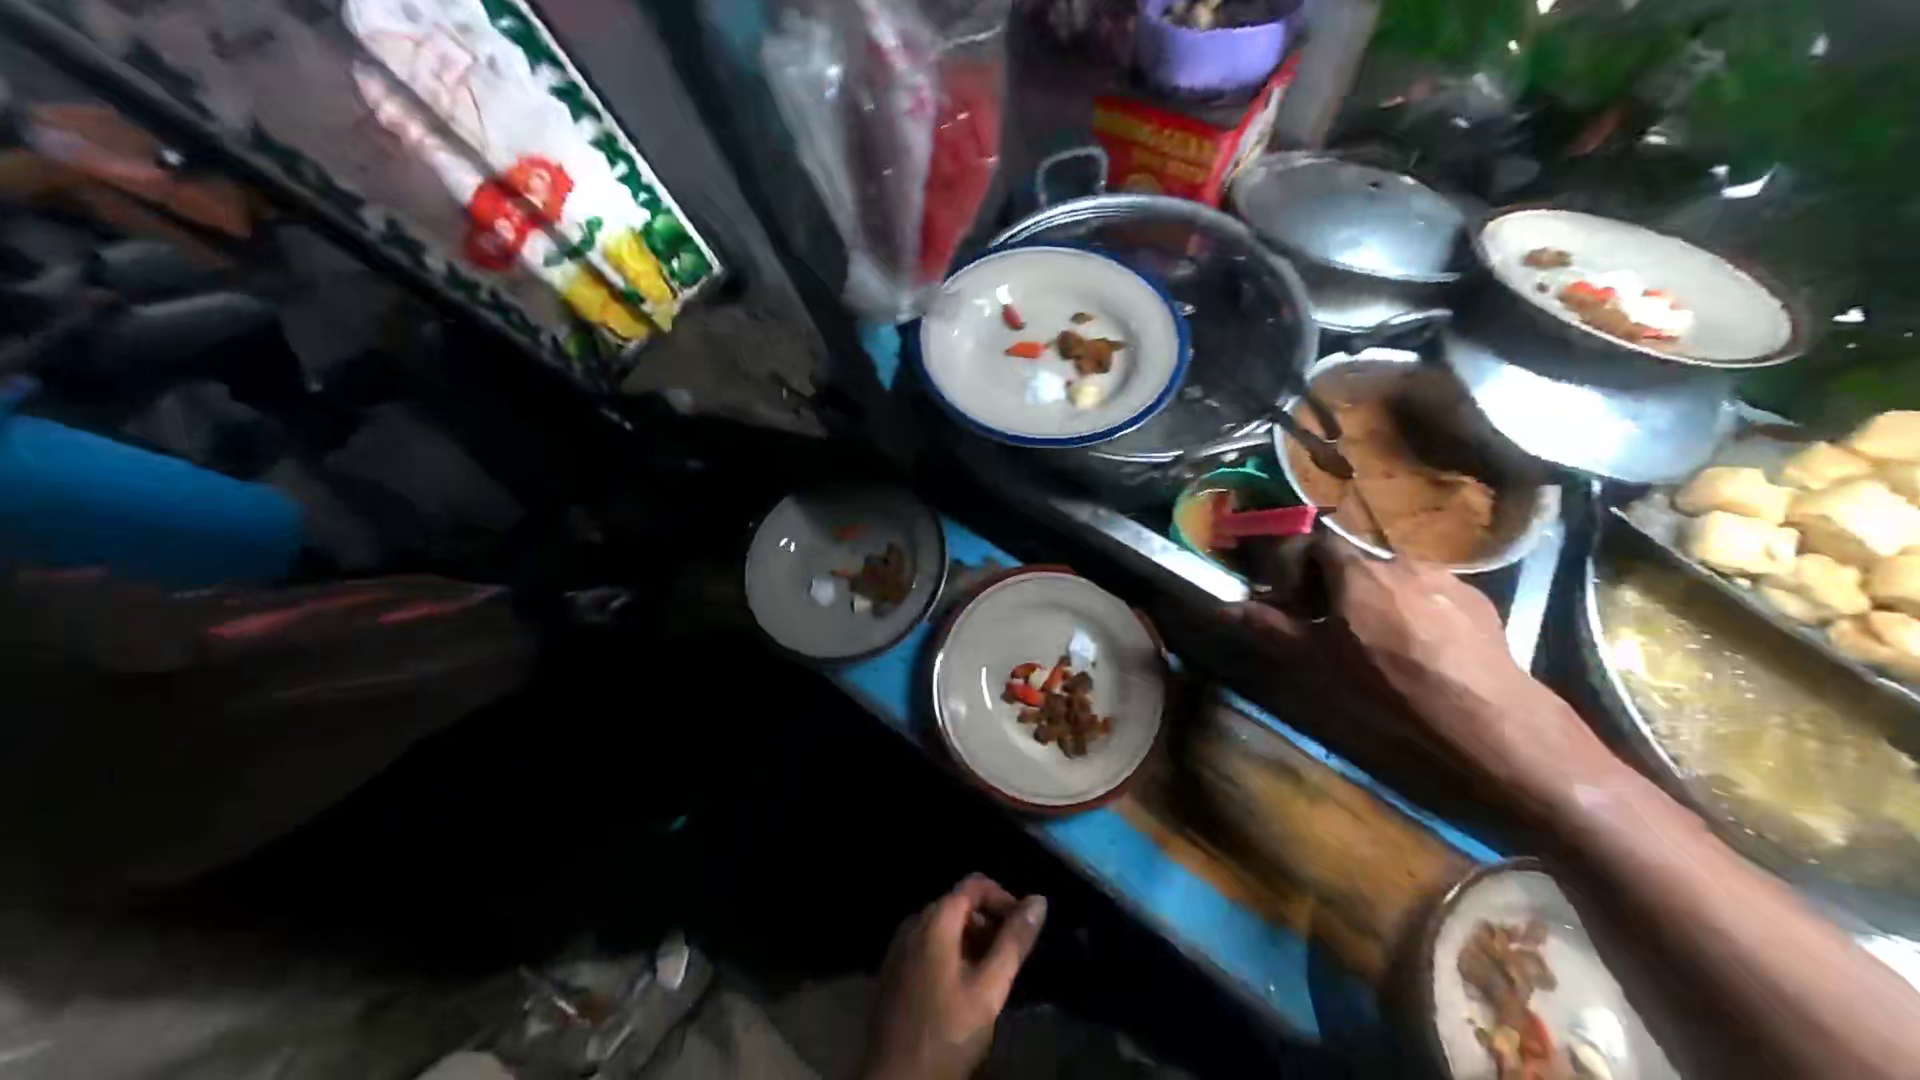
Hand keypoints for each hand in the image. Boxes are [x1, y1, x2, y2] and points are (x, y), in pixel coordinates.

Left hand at [860, 875, 1046, 1079]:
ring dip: (973, 940)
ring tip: (993, 975)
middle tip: (1012, 958)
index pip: (975, 884)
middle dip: (990, 921)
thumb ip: (1014, 942)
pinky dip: (953, 952)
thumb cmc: (946, 1033)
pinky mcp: (895, 970)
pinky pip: (929, 944)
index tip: (1024, 929)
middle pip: (959, 902)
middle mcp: (913, 923)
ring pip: (945, 925)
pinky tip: (964, 988)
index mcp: (934, 920)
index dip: (1005, 898)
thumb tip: (1039, 900)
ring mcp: (900, 946)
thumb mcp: (989, 989)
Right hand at [1226, 539, 1612, 811]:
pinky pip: (1432, 591)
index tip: (1297, 600)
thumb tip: (1224, 607)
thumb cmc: (1388, 681)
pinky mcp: (1477, 598)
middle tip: (1334, 624)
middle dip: (1338, 585)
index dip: (1301, 566)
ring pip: (1395, 577)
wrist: (1483, 712)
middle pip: (1356, 561)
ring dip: (1378, 596)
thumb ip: (1270, 626)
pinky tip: (1424, 646)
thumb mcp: (1317, 657)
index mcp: (1356, 570)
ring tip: (1383, 638)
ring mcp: (1444, 576)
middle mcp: (1399, 561)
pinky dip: (1416, 607)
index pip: (1317, 542)